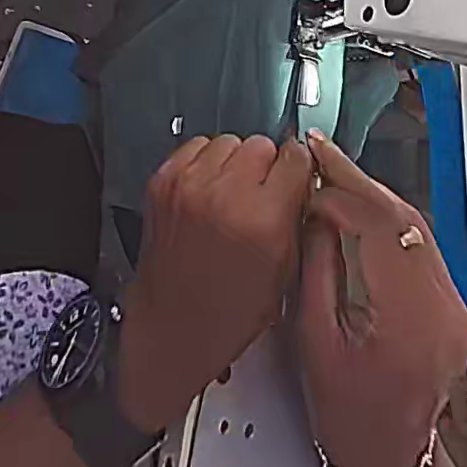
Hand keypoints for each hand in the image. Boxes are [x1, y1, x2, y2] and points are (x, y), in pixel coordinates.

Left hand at [117, 134, 312, 432]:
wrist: (172, 326)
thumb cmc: (229, 310)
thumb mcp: (284, 269)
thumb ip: (297, 214)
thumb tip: (302, 175)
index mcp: (263, 219)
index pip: (296, 157)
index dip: (298, 167)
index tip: (295, 174)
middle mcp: (226, 194)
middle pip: (262, 144)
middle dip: (266, 165)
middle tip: (260, 191)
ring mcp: (190, 184)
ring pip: (229, 141)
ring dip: (234, 162)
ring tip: (230, 191)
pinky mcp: (164, 180)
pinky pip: (197, 146)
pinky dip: (205, 162)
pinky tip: (207, 188)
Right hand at [296, 130, 466, 466]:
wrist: (389, 455)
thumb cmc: (349, 414)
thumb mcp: (313, 340)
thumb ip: (316, 269)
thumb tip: (316, 212)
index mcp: (410, 322)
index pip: (380, 229)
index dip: (341, 194)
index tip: (310, 180)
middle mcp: (443, 308)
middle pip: (401, 218)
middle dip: (356, 177)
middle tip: (321, 150)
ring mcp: (453, 303)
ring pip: (413, 222)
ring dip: (370, 190)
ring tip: (333, 167)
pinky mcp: (451, 299)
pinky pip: (418, 239)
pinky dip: (385, 213)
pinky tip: (359, 199)